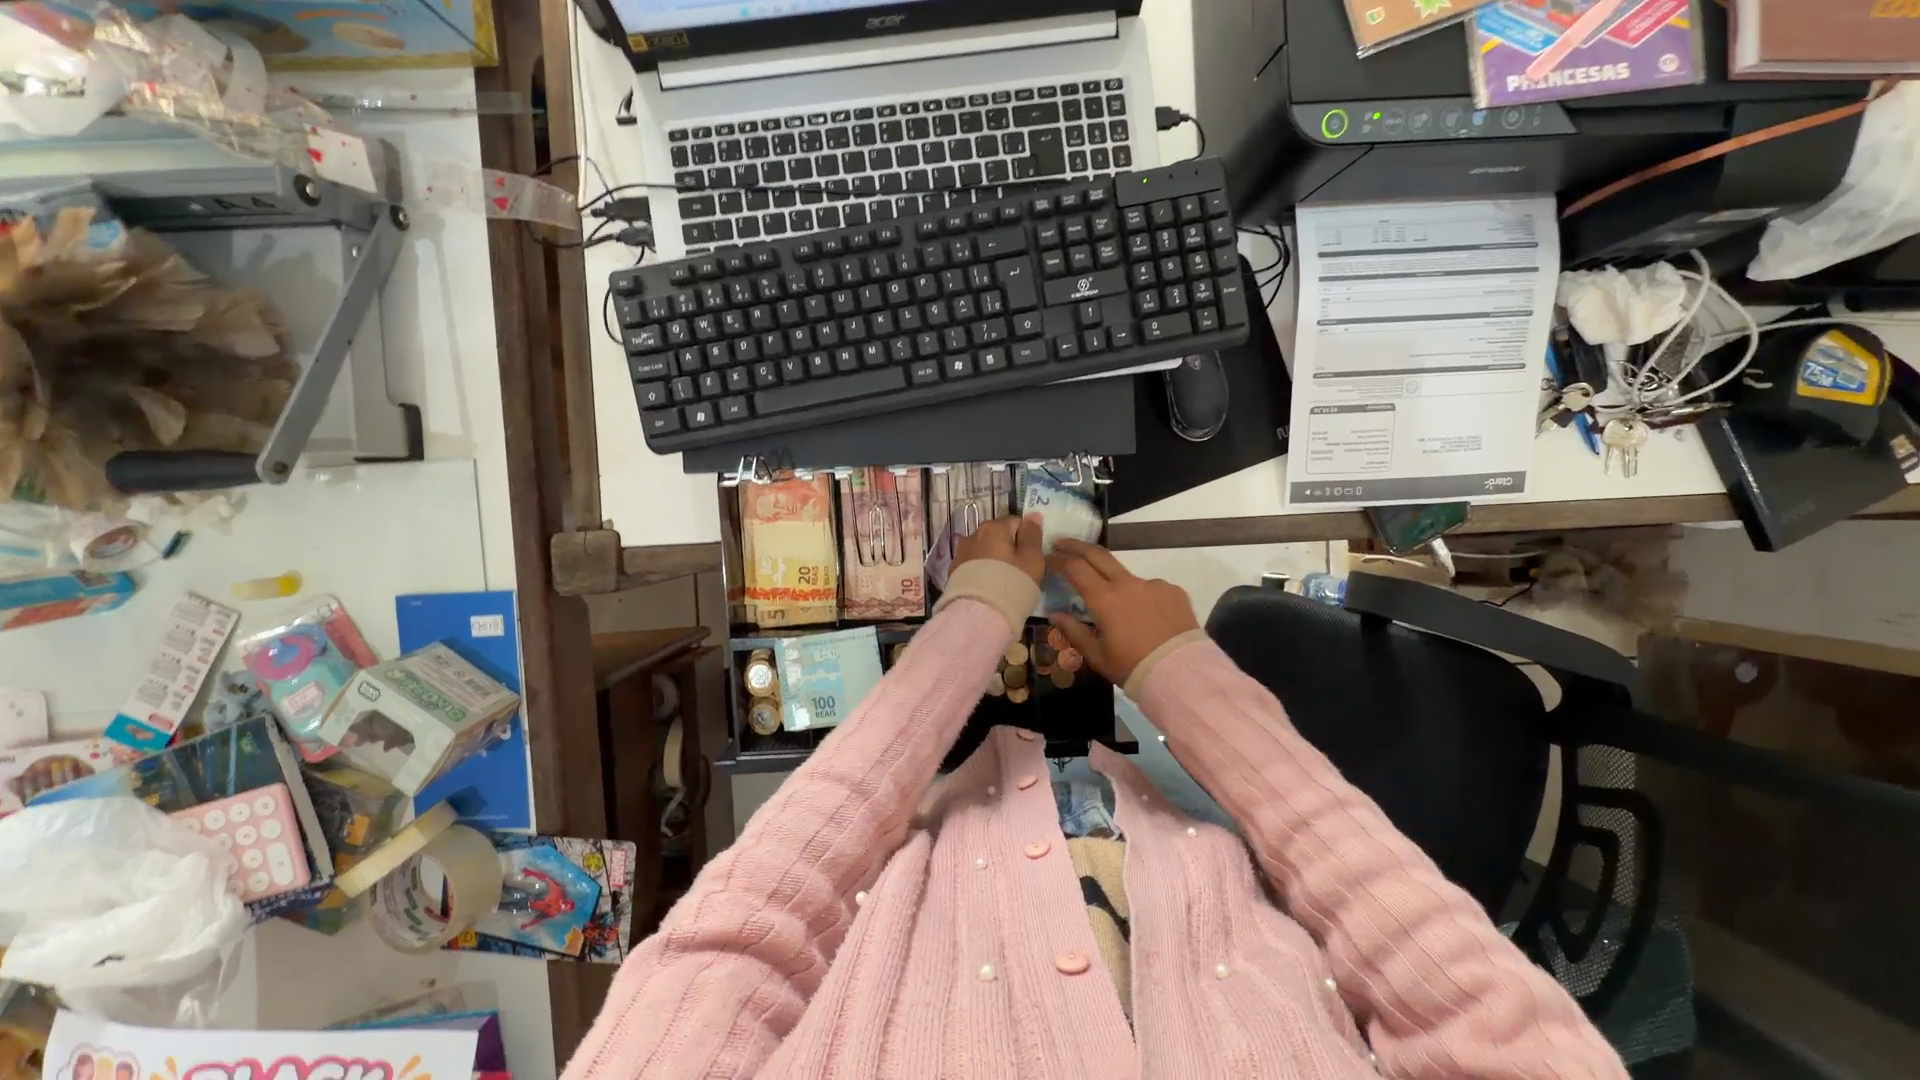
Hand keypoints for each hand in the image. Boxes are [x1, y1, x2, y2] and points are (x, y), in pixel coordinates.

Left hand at [953, 514, 1045, 584]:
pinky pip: (974, 566)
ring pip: (985, 551)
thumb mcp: (1032, 558)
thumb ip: (1033, 534)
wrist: (979, 614)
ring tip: (1002, 583)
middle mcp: (973, 534)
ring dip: (994, 561)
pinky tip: (988, 588)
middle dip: (1009, 550)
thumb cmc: (1012, 583)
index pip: (1016, 523)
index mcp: (994, 527)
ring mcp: (961, 553)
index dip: (1026, 540)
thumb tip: (1032, 515)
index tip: (1030, 559)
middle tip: (1019, 572)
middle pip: (998, 536)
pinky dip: (982, 572)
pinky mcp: (953, 571)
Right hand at [1047, 538, 1200, 686]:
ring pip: (1126, 576)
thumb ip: (1074, 631)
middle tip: (1063, 544)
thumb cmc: (1133, 668)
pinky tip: (1147, 618)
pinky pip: (1151, 588)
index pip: (1075, 568)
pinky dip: (1142, 598)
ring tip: (1119, 611)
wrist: (1182, 674)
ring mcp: (1153, 584)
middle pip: (1098, 555)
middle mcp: (1128, 584)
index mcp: (1105, 600)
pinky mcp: (1173, 591)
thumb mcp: (1098, 656)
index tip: (1049, 556)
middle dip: (1077, 546)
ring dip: (1115, 584)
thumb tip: (1054, 614)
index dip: (1059, 559)